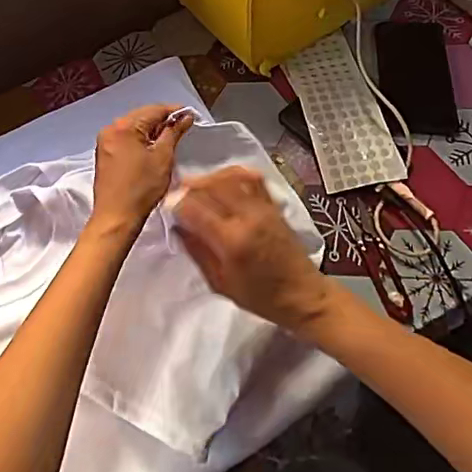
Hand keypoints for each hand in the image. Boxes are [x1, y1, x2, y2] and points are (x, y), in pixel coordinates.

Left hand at [90, 104, 195, 233]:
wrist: (116, 217)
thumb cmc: (141, 189)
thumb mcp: (163, 157)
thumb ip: (173, 132)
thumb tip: (184, 117)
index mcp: (123, 127)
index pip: (153, 110)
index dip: (174, 111)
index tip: (189, 114)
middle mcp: (110, 130)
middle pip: (141, 116)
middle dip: (162, 120)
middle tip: (183, 126)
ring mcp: (105, 142)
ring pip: (133, 128)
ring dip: (152, 131)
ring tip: (171, 138)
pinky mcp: (105, 154)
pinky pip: (125, 139)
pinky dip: (140, 140)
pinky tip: (153, 148)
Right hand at [172, 167, 335, 331]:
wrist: (303, 295)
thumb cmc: (260, 296)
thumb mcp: (220, 283)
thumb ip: (197, 251)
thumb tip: (178, 226)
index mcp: (232, 241)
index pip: (195, 207)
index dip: (176, 203)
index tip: (167, 206)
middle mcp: (248, 217)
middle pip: (212, 186)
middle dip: (189, 186)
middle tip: (178, 194)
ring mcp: (263, 207)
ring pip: (230, 176)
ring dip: (209, 178)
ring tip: (196, 187)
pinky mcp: (273, 204)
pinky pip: (250, 178)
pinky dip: (231, 174)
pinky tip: (221, 182)